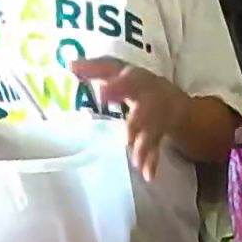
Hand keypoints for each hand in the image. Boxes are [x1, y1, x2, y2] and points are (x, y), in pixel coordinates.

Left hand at [70, 57, 188, 181]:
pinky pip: (157, 151)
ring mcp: (157, 120)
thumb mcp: (117, 72)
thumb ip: (95, 70)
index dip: (116, 87)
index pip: (127, 81)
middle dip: (137, 123)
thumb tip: (69, 65)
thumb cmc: (135, 85)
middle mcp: (149, 99)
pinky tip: (147, 176)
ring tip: (136, 162)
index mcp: (136, 81)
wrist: (172, 102)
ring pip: (152, 134)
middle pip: (145, 111)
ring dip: (144, 148)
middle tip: (128, 137)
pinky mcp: (159, 137)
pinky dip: (152, 163)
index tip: (103, 94)